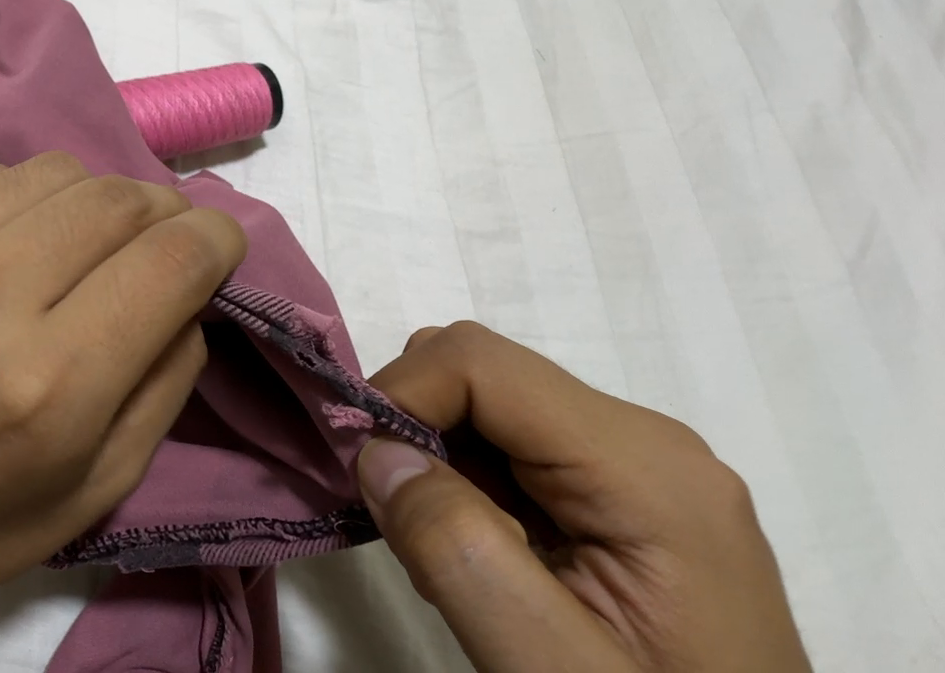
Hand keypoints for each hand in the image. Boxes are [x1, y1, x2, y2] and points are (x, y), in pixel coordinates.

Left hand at [0, 152, 247, 672]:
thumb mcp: (101, 482)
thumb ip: (169, 374)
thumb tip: (191, 283)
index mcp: (49, 381)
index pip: (172, 258)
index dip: (218, 242)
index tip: (219, 250)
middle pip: (116, 198)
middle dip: (162, 213)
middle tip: (158, 244)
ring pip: (56, 172)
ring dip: (93, 203)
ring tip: (80, 250)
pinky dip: (23, 203)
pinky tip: (9, 249)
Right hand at [356, 322, 812, 672]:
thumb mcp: (549, 663)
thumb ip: (459, 552)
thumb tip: (375, 452)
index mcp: (644, 468)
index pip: (479, 362)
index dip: (400, 395)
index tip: (360, 470)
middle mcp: (646, 440)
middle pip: (480, 370)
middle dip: (411, 425)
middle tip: (397, 517)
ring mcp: (636, 461)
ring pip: (483, 401)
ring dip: (431, 455)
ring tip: (440, 549)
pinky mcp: (618, 487)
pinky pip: (506, 440)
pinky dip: (459, 475)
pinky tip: (476, 549)